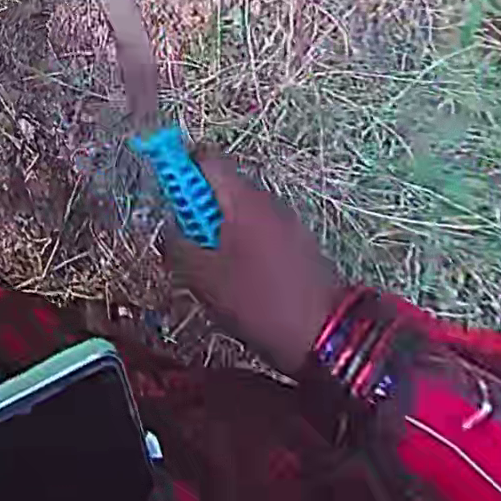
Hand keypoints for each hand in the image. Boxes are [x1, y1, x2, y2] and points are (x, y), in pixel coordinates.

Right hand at [163, 155, 343, 371]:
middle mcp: (266, 201)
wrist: (334, 344)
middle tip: (184, 236)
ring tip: (209, 263)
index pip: (205, 157)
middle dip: (196, 204)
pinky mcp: (301, 247)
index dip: (179, 166)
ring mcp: (288, 223)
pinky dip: (241, 241)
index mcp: (241, 198)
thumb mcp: (201, 275)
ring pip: (239, 209)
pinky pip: (259, 229)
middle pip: (221, 183)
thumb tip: (168, 229)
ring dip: (218, 225)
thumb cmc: (259, 300)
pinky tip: (239, 278)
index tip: (166, 193)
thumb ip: (175, 244)